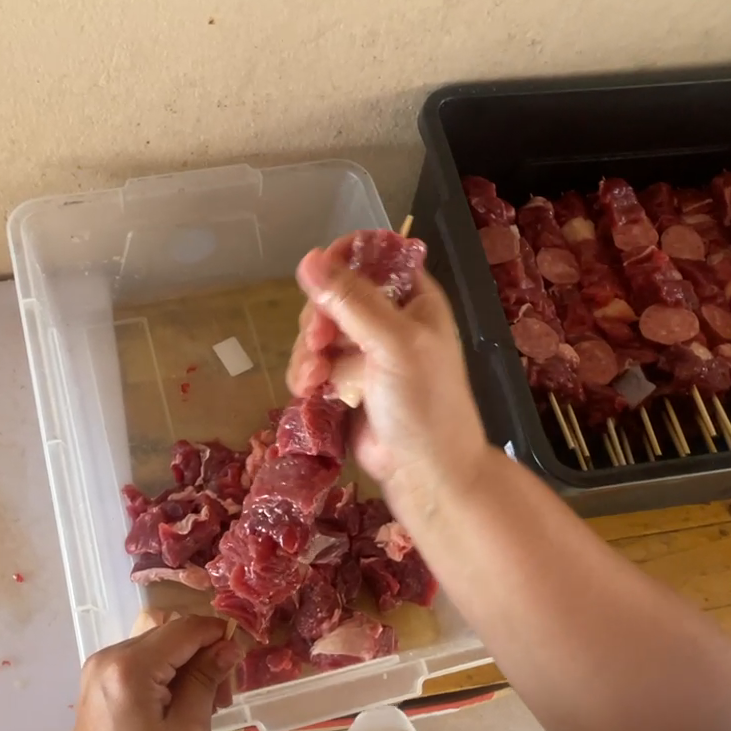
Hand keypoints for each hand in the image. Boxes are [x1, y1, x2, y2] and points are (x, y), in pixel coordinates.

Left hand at [54, 616, 238, 730]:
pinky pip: (141, 656)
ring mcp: (101, 664)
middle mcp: (111, 655)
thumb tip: (228, 646)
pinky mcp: (99, 676)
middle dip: (202, 650)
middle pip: (169, 629)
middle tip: (223, 690)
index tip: (240, 656)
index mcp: (131, 667)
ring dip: (185, 659)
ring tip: (204, 697)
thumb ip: (207, 680)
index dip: (217, 634)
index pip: (184, 628)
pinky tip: (180, 697)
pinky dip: (165, 667)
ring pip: (156, 641)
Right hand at [285, 241, 490, 510]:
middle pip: (333, 297)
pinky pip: (311, 365)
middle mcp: (387, 320)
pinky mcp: (343, 384)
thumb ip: (351, 301)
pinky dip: (305, 376)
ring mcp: (363, 354)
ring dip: (306, 355)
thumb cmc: (424, 403)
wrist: (425, 471)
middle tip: (318, 343)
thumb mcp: (393, 344)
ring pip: (316, 333)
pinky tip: (308, 392)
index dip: (342, 261)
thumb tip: (309, 259)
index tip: (317, 276)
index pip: (373, 259)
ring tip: (311, 381)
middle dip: (317, 320)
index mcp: (412, 299)